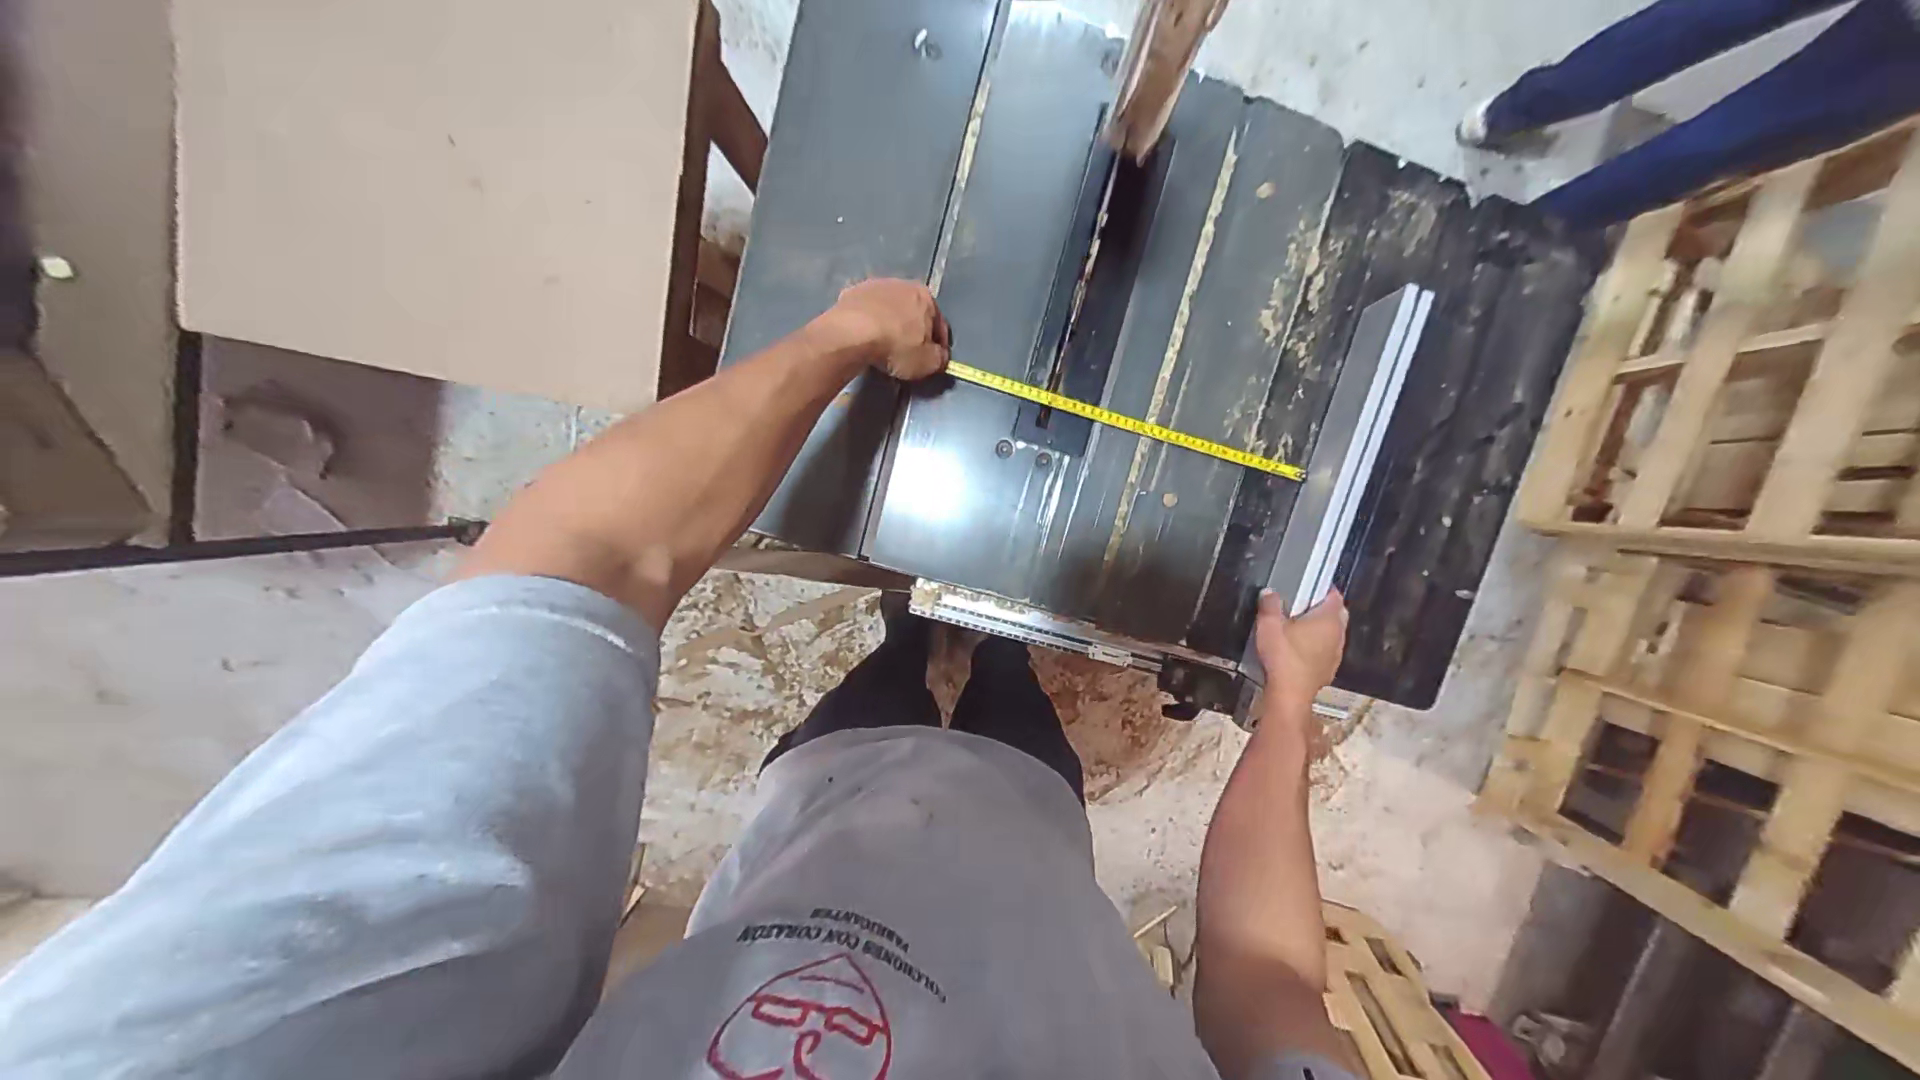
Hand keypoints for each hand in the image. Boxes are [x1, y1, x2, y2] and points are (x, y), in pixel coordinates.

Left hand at [812, 278, 950, 379]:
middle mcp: (903, 284)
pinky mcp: (852, 292)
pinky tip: (865, 336)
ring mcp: (875, 285)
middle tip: (908, 351)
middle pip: (914, 311)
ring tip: (885, 344)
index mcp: (926, 297)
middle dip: (914, 329)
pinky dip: (869, 321)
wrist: (851, 334)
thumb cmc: (896, 347)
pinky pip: (867, 311)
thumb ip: (940, 358)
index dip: (939, 345)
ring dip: (891, 322)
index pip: (940, 324)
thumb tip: (940, 355)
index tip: (933, 359)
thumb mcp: (927, 362)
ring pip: (890, 308)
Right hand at [1254, 588, 1346, 709]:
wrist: (1289, 694)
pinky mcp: (1329, 669)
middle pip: (1336, 614)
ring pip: (1333, 633)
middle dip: (1322, 608)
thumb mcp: (1268, 625)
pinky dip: (1317, 645)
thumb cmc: (1283, 657)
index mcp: (1328, 619)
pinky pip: (1326, 650)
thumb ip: (1270, 605)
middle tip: (1301, 605)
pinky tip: (1299, 649)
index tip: (1309, 585)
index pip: (1334, 596)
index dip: (1323, 588)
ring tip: (1297, 627)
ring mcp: (1336, 653)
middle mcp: (1338, 635)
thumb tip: (1270, 592)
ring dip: (1320, 628)